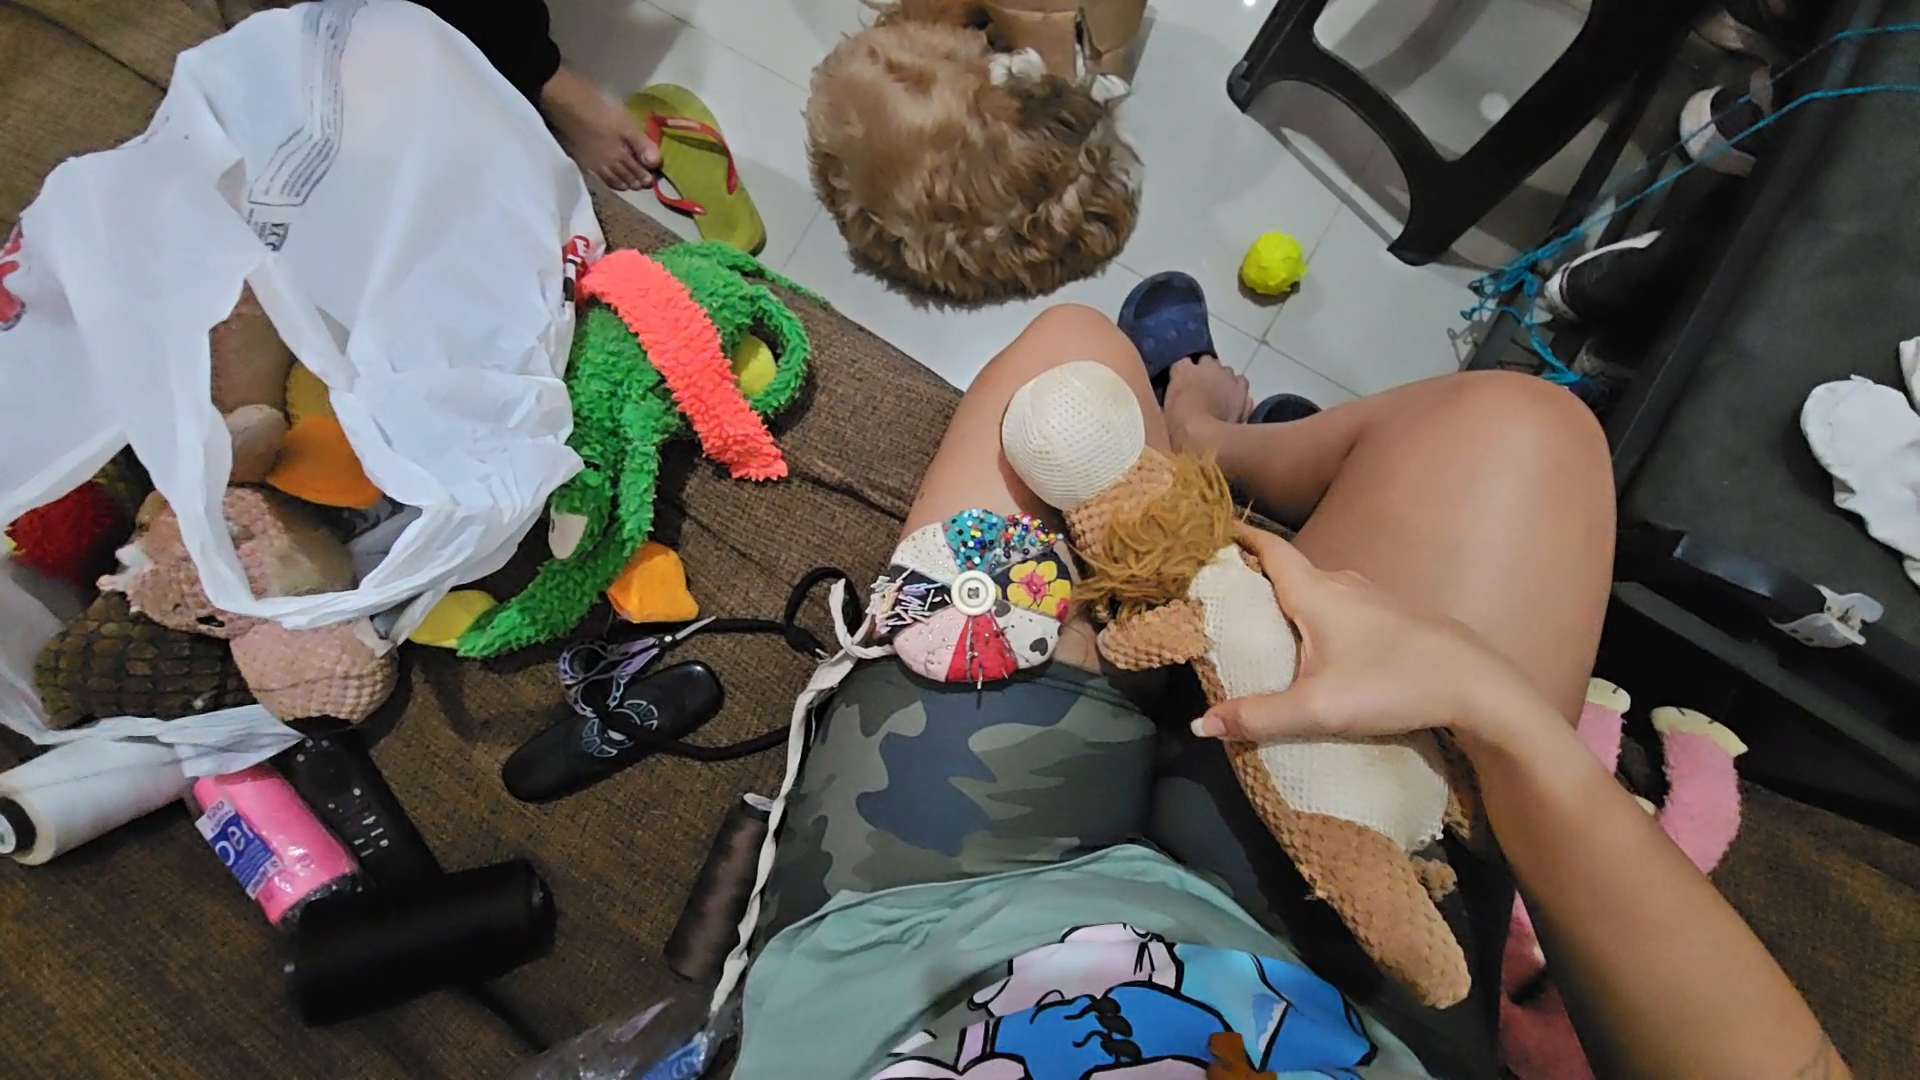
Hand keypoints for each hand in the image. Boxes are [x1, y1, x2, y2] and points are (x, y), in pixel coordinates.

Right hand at [1193, 524, 1541, 743]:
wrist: (1481, 688)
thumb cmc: (1392, 684)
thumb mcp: (1317, 708)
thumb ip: (1257, 717)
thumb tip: (1201, 725)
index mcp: (1315, 592)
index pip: (1270, 548)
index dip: (1240, 536)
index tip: (1212, 532)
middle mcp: (1342, 583)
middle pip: (1290, 567)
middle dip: (1256, 569)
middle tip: (1224, 583)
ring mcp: (1373, 596)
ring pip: (1319, 584)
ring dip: (1289, 590)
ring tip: (1264, 613)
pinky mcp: (1395, 614)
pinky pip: (1341, 600)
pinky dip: (1317, 606)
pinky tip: (1319, 637)